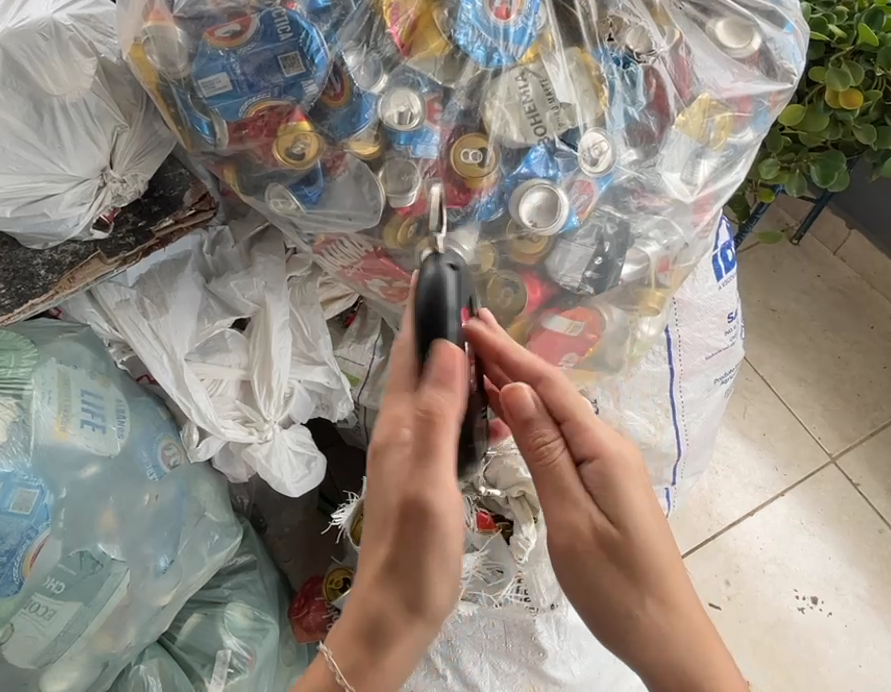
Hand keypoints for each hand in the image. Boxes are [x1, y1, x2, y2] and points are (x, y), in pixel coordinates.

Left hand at [297, 274, 469, 691]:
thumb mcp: (429, 478)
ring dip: (460, 369)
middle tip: (478, 308)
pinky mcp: (426, 474)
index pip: (410, 354)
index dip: (422, 315)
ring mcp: (412, 453)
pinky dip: (468, 407)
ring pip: (437, 394)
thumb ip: (436, 413)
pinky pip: (448, 424)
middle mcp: (402, 430)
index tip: (438, 277)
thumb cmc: (415, 550)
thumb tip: (447, 347)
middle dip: (444, 333)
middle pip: (422, 368)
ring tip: (494, 353)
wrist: (396, 613)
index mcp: (400, 423)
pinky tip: (493, 414)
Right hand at [467, 310, 747, 691]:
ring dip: (519, 381)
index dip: (508, 352)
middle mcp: (606, 443)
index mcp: (600, 446)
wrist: (667, 637)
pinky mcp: (604, 481)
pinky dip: (531, 414)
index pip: (547, 385)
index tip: (472, 324)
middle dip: (511, 356)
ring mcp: (607, 462)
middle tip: (471, 326)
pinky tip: (511, 411)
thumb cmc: (615, 585)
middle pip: (553, 390)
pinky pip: (562, 434)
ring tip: (481, 358)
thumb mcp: (571, 518)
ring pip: (557, 411)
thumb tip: (516, 388)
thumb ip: (543, 451)